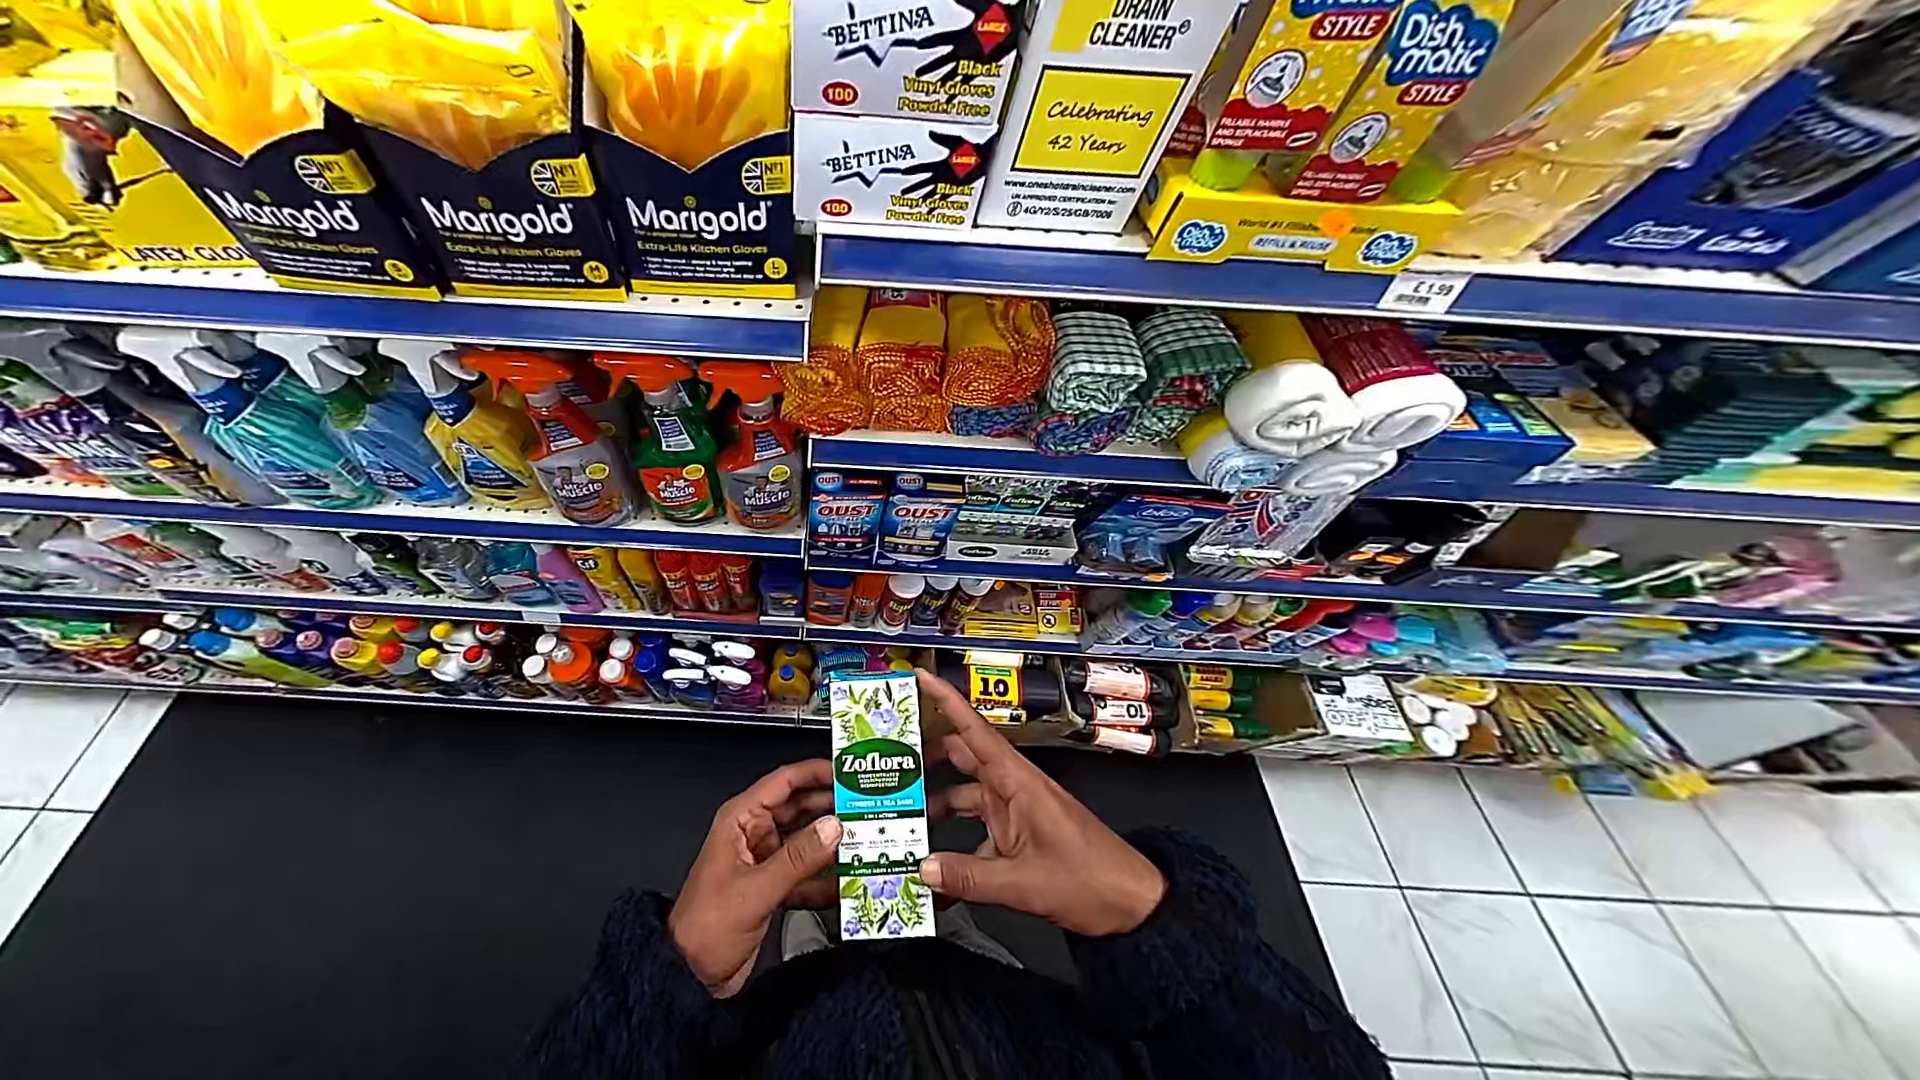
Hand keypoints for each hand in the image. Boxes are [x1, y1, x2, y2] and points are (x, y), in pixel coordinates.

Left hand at [668, 759, 842, 996]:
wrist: (687, 981)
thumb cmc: (703, 929)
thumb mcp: (755, 889)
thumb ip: (798, 857)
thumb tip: (834, 827)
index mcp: (742, 820)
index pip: (785, 782)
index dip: (816, 772)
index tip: (847, 772)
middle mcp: (755, 834)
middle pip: (802, 807)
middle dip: (833, 806)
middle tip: (866, 806)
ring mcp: (766, 859)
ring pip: (808, 839)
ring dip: (833, 841)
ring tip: (864, 838)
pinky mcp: (774, 885)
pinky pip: (807, 870)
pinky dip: (826, 875)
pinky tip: (847, 879)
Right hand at [915, 670, 1165, 935]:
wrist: (1130, 902)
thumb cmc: (1092, 878)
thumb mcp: (1025, 883)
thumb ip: (970, 879)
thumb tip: (924, 869)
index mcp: (1017, 781)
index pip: (974, 730)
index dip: (947, 700)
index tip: (921, 678)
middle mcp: (1013, 787)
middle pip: (961, 758)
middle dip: (925, 757)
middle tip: (890, 760)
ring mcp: (1014, 810)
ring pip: (963, 794)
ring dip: (934, 806)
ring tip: (900, 819)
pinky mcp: (1016, 833)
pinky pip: (975, 830)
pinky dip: (954, 847)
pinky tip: (935, 871)